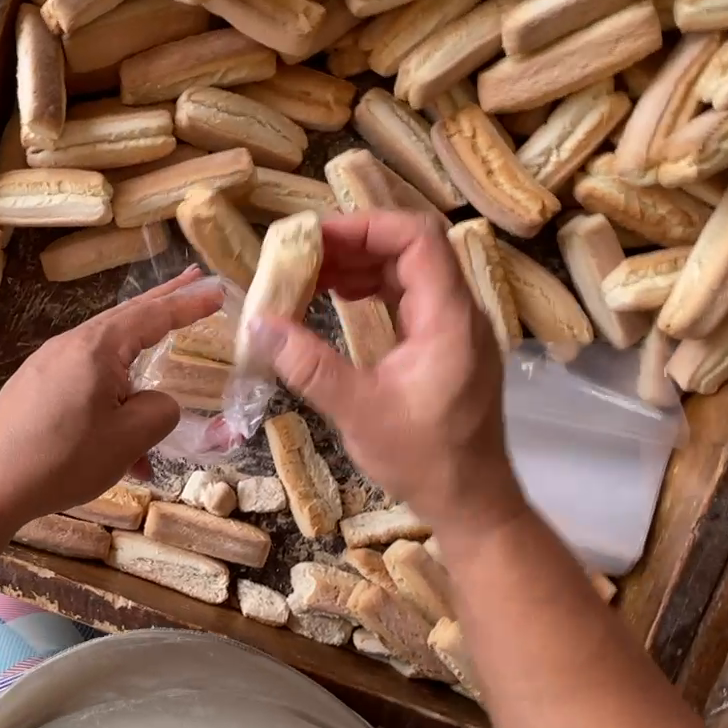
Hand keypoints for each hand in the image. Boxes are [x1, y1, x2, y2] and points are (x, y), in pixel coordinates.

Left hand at [0, 268, 223, 526]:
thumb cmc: (64, 459)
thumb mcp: (128, 438)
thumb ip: (158, 411)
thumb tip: (155, 402)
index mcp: (97, 348)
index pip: (153, 316)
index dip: (188, 304)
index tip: (217, 291)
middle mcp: (69, 346)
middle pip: (126, 318)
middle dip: (163, 302)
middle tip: (192, 281)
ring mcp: (46, 366)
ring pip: (104, 355)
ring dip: (137, 362)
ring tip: (160, 358)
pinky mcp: (32, 389)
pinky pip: (83, 380)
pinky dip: (110, 394)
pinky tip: (117, 432)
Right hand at [245, 211, 528, 545]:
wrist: (470, 500)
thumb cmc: (422, 459)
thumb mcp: (357, 411)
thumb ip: (308, 366)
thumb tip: (258, 326)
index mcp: (448, 319)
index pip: (417, 238)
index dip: (366, 227)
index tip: (315, 238)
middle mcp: (459, 313)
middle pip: (411, 250)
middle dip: (354, 245)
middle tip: (302, 256)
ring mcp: (454, 329)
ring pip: (409, 273)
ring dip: (360, 268)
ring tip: (310, 275)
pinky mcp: (444, 347)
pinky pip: (408, 300)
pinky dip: (371, 292)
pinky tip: (337, 299)